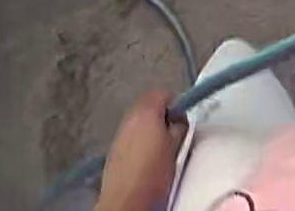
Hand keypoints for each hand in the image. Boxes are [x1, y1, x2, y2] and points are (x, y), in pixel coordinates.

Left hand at [96, 89, 185, 210]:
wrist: (125, 202)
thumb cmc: (154, 172)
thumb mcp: (175, 147)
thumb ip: (179, 127)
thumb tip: (179, 122)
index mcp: (147, 110)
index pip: (163, 94)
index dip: (175, 105)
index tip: (181, 120)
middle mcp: (130, 116)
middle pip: (149, 104)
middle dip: (161, 115)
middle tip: (172, 132)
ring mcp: (119, 132)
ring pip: (138, 120)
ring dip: (149, 127)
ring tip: (158, 147)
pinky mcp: (113, 149)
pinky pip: (129, 135)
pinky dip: (138, 140)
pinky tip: (144, 158)